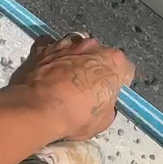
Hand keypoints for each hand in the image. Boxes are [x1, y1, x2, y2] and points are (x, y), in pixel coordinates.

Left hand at [9, 33, 133, 141]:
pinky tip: (49, 69)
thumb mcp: (104, 120)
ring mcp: (67, 44)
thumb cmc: (76, 116)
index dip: (118, 84)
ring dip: (75, 59)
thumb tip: (104, 103)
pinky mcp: (43, 47)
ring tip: (66, 79)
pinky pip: (52, 47)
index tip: (110, 95)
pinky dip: (52, 56)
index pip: (125, 70)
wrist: (37, 109)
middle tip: (88, 88)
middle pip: (100, 55)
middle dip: (96, 68)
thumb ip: (108, 105)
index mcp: (114, 61)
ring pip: (76, 48)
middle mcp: (93, 46)